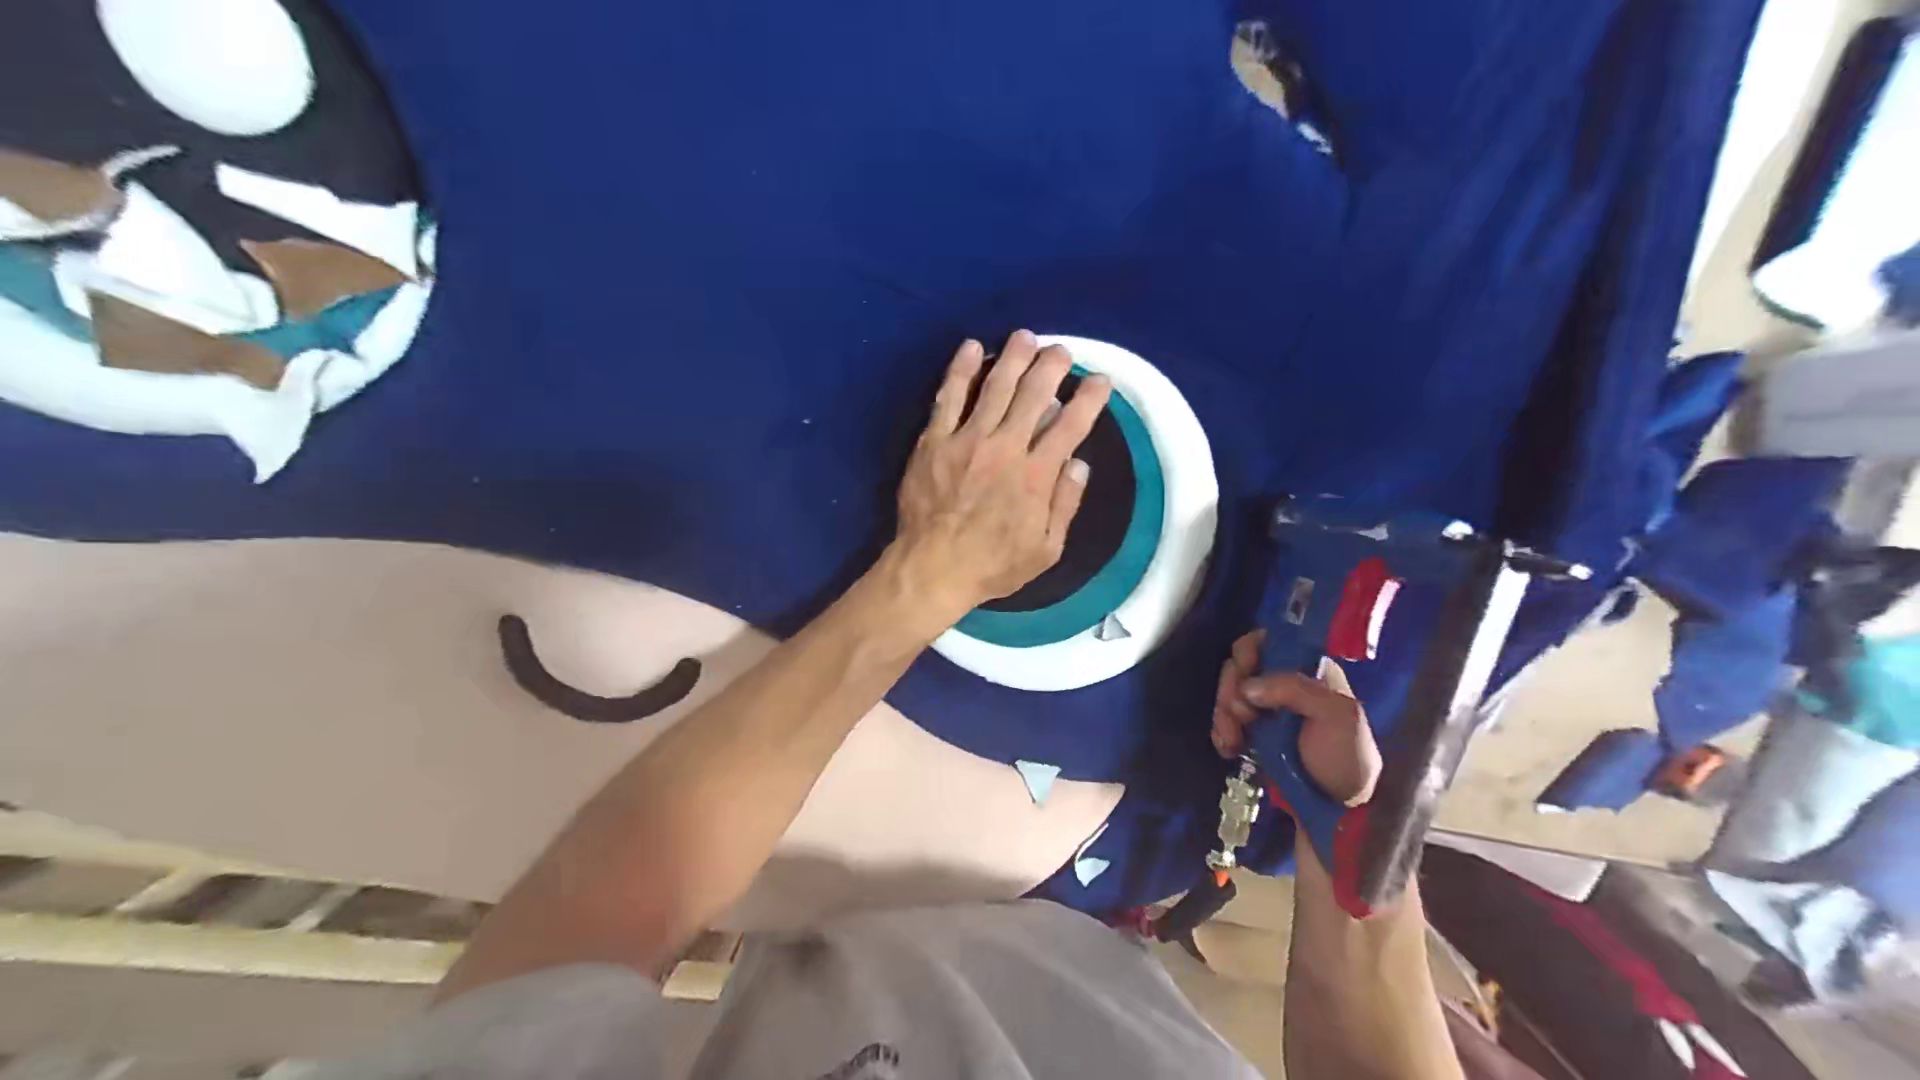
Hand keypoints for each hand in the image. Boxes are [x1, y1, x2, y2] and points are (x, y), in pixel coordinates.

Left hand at [891, 330, 1110, 620]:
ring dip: (1013, 357)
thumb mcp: (1046, 550)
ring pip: (995, 386)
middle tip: (1060, 350)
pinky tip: (971, 348)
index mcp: (1036, 475)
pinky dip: (961, 369)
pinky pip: (949, 396)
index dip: (1090, 398)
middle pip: (1034, 394)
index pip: (1071, 424)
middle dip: (1052, 366)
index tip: (1100, 380)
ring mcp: (967, 440)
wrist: (933, 568)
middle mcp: (1005, 447)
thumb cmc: (992, 565)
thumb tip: (1079, 463)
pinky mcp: (934, 440)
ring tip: (1025, 337)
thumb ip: (1065, 504)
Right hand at [1211, 630, 1381, 806]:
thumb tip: (1247, 686)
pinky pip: (1224, 720)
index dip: (1249, 652)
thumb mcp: (1336, 717)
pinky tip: (1229, 749)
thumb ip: (1295, 689)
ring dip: (1223, 715)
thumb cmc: (1346, 758)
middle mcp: (1284, 684)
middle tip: (1242, 717)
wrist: (1340, 812)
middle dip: (1231, 690)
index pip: (1268, 640)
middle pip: (1239, 666)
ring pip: (1228, 693)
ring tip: (1232, 741)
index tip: (1246, 675)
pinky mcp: (1253, 733)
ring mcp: (1266, 709)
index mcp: (1309, 671)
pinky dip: (1221, 731)